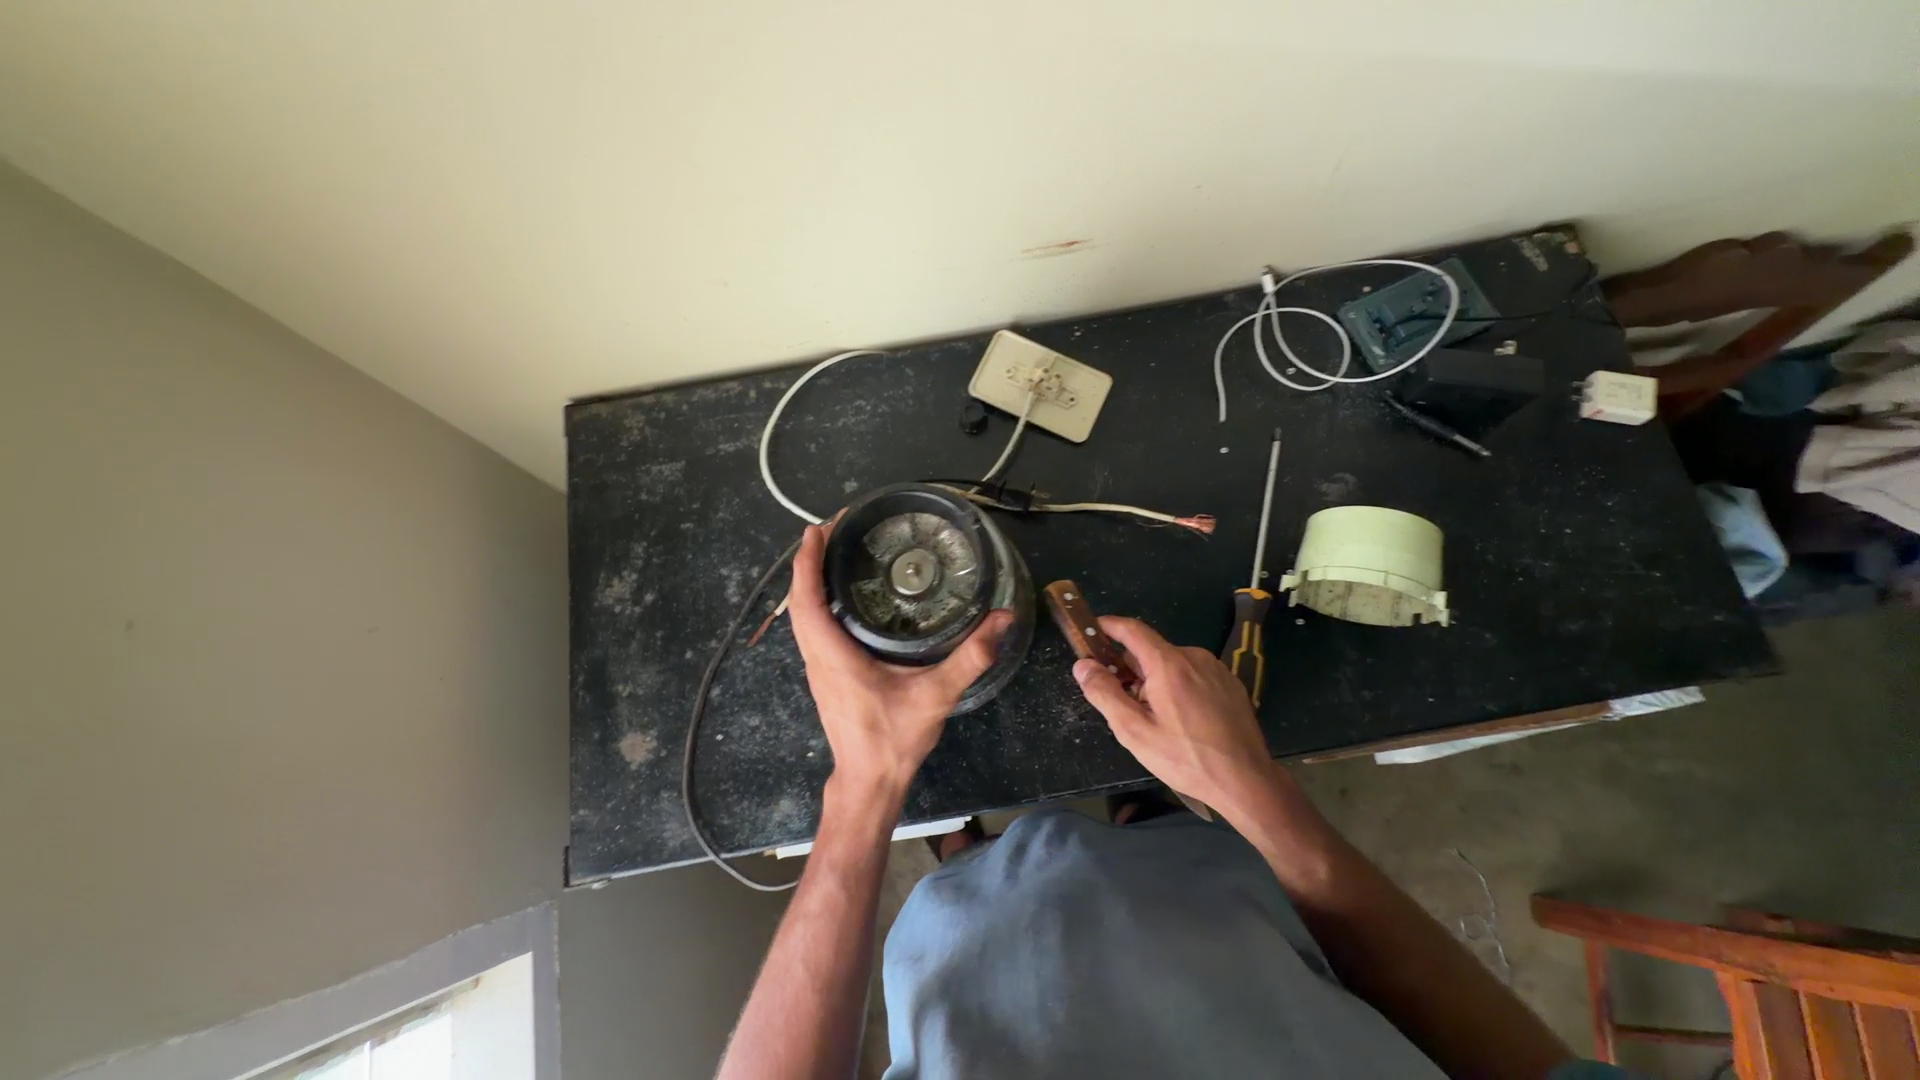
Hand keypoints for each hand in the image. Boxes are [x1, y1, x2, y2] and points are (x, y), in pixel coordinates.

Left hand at [787, 523, 1013, 802]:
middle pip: (799, 602)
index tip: (817, 529)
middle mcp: (818, 658)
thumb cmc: (893, 740)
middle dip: (809, 562)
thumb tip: (1002, 617)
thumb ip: (970, 656)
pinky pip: (813, 629)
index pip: (807, 600)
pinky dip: (819, 602)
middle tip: (834, 529)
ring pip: (802, 616)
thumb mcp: (936, 696)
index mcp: (834, 656)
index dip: (808, 563)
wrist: (869, 781)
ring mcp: (818, 669)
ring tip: (836, 552)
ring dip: (811, 582)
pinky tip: (845, 595)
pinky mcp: (826, 676)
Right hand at [1072, 616, 1280, 817]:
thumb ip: (1104, 694)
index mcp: (1169, 664)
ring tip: (1155, 719)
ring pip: (1173, 664)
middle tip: (1123, 703)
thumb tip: (1083, 665)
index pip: (1132, 629)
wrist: (1246, 780)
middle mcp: (1194, 657)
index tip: (1092, 629)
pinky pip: (1194, 675)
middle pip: (1151, 651)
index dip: (1109, 626)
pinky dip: (1179, 687)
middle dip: (1131, 669)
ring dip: (1156, 681)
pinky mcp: (1230, 684)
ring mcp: (1216, 669)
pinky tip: (1183, 721)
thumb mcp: (1135, 732)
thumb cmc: (1185, 758)